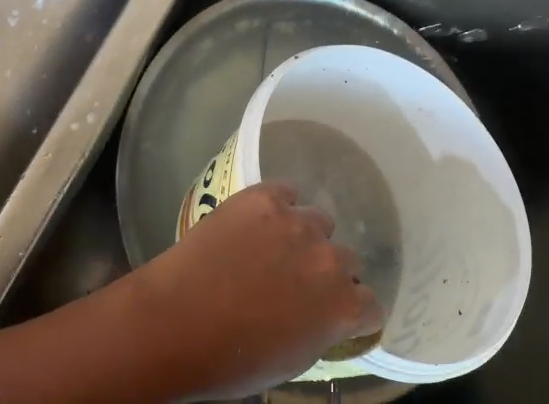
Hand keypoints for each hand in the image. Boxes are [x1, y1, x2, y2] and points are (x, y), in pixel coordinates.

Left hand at [114, 180, 382, 400]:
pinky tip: (260, 217)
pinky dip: (278, 203)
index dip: (350, 309)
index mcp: (343, 307)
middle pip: (345, 258)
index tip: (330, 309)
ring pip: (318, 221)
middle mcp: (330, 259)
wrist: (178, 319)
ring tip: (274, 244)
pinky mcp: (263, 197)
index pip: (370, 303)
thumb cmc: (232, 358)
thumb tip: (321, 314)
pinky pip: (286, 190)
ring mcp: (296, 223)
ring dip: (303, 234)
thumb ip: (320, 329)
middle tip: (295, 278)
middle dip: (325, 269)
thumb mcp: (293, 359)